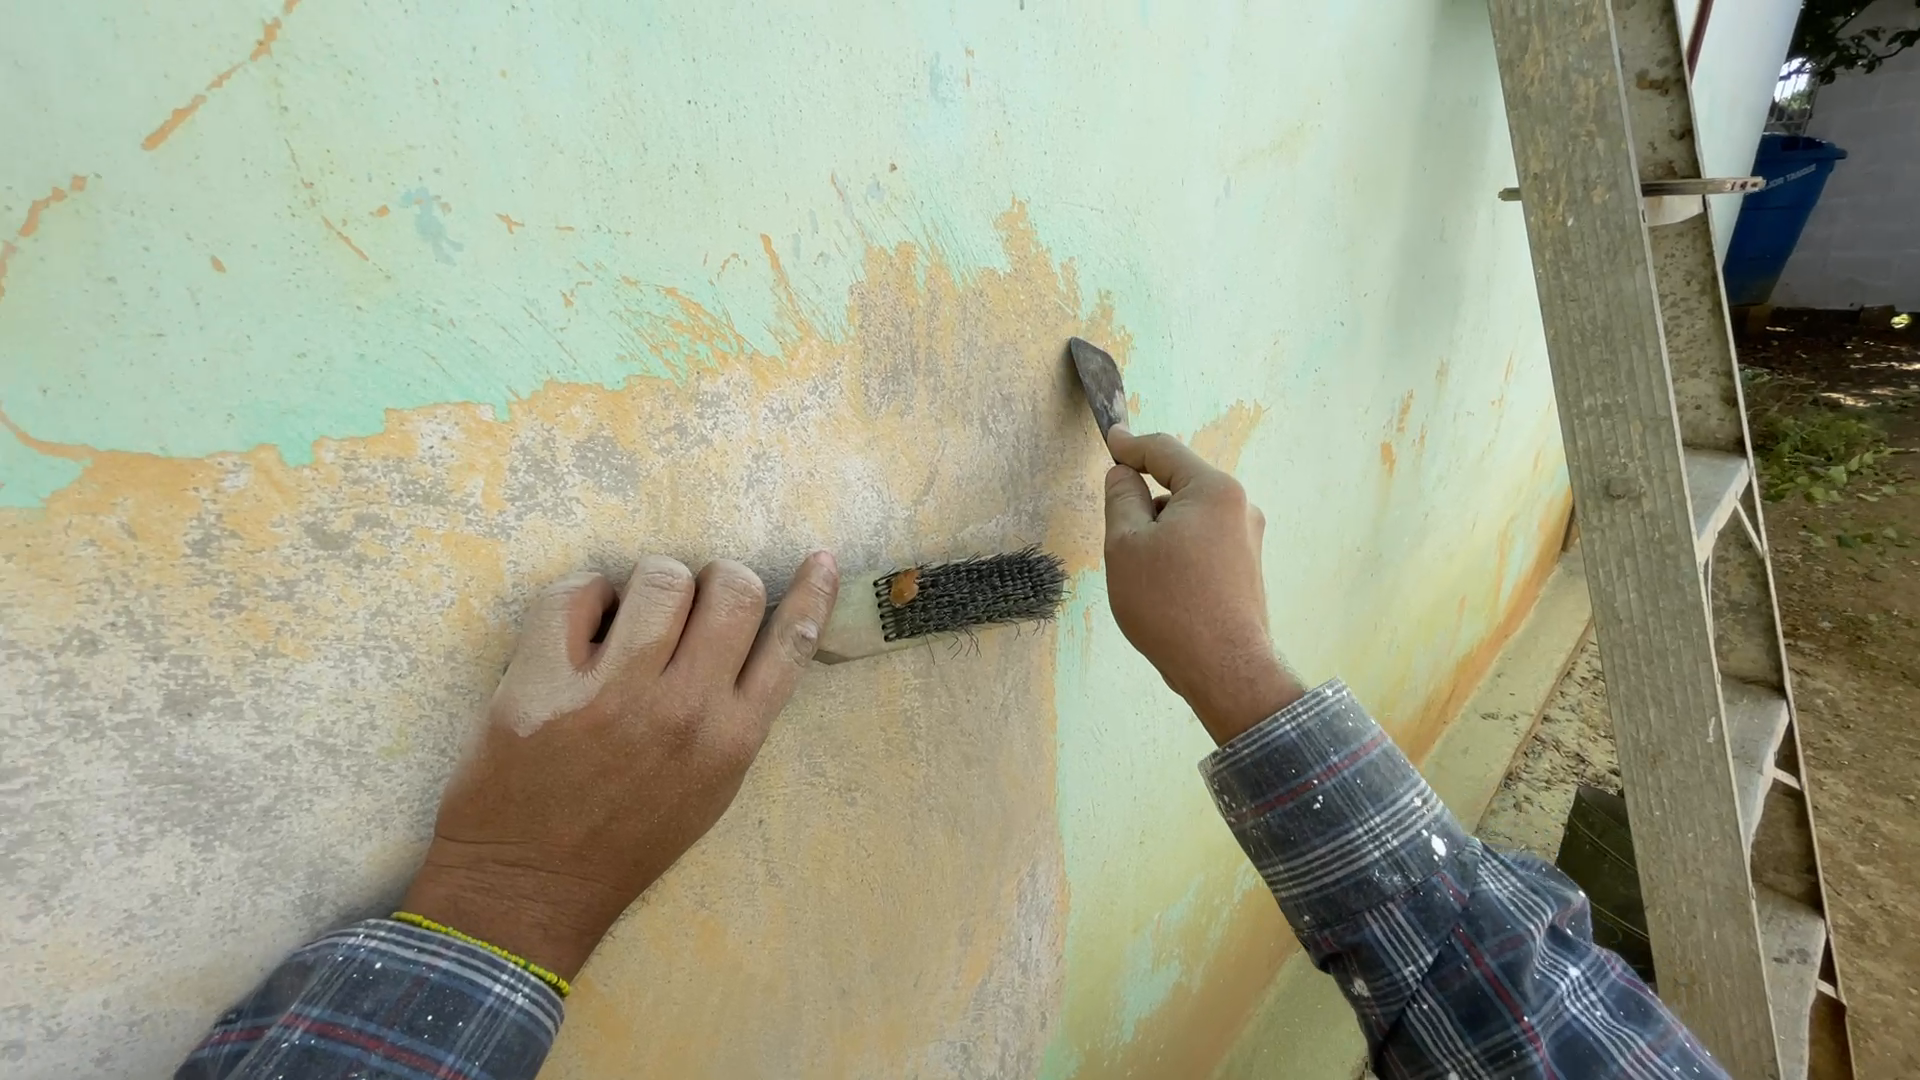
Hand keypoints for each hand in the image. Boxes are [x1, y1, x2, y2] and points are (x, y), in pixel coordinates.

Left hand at [400, 551, 839, 978]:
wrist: (529, 889)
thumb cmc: (634, 835)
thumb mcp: (715, 783)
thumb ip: (741, 709)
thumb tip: (750, 630)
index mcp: (734, 737)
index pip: (792, 643)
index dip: (814, 592)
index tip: (821, 559)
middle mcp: (685, 710)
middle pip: (733, 589)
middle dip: (718, 581)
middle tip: (692, 605)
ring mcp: (613, 696)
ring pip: (661, 577)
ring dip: (653, 585)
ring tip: (632, 616)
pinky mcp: (542, 686)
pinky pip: (577, 590)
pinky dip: (584, 597)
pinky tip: (580, 627)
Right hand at [1103, 426, 1302, 743]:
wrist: (1224, 669)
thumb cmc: (1168, 603)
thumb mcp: (1126, 545)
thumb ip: (1122, 498)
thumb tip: (1124, 474)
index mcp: (1213, 490)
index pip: (1164, 452)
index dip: (1131, 444)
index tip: (1110, 439)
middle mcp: (1240, 506)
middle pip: (1179, 486)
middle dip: (1145, 502)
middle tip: (1120, 543)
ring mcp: (1248, 539)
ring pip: (1189, 518)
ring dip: (1160, 532)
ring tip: (1145, 579)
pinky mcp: (1247, 567)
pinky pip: (1202, 542)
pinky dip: (1177, 552)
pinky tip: (1166, 591)